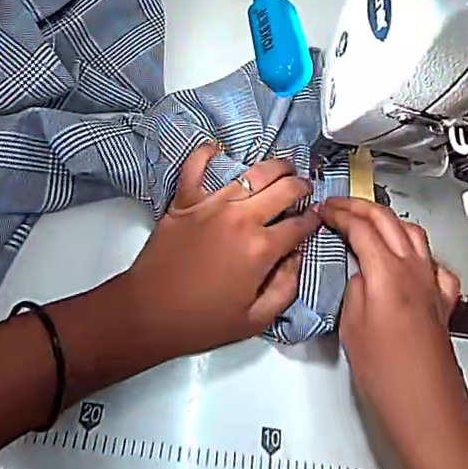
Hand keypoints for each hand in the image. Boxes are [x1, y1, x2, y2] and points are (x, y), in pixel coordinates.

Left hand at [107, 143, 319, 362]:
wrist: (150, 310)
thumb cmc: (203, 320)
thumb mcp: (256, 320)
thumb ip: (285, 287)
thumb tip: (296, 257)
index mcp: (261, 249)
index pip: (298, 225)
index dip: (313, 219)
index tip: (317, 216)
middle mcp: (240, 218)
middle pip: (283, 189)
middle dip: (300, 185)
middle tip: (304, 186)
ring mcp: (211, 203)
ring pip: (251, 173)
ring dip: (273, 168)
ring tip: (282, 167)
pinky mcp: (185, 198)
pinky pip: (196, 166)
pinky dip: (205, 153)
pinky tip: (216, 148)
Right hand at [319, 197, 466, 462]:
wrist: (429, 417)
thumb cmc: (389, 379)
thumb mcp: (351, 326)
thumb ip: (353, 287)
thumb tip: (357, 272)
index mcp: (388, 273)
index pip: (360, 226)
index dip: (337, 213)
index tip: (322, 210)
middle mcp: (414, 272)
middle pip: (387, 219)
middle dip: (358, 206)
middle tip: (337, 206)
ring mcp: (432, 286)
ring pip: (412, 232)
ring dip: (387, 219)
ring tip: (366, 220)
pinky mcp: (442, 304)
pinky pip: (433, 263)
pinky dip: (417, 250)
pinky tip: (407, 257)